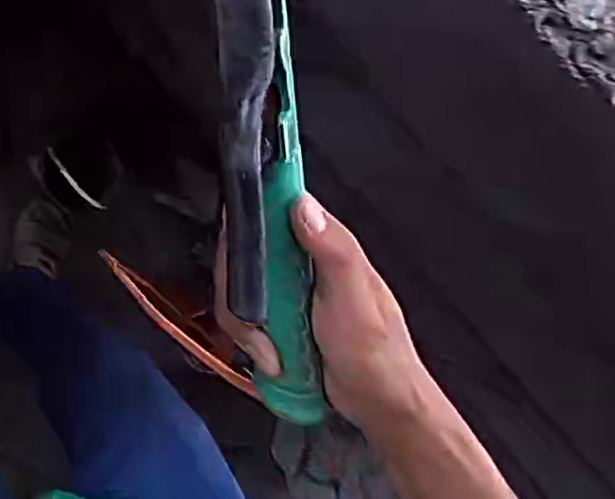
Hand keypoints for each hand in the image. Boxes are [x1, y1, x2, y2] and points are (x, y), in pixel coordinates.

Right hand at [217, 194, 437, 431]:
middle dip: (241, 289)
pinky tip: (270, 353)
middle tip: (262, 320)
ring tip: (273, 349)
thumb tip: (302, 204)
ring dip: (245, 320)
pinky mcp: (270, 307)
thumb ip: (333, 250)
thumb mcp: (358, 300)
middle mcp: (296, 253)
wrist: (379, 409)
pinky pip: (237, 307)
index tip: (246, 257)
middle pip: (240, 247)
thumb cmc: (379, 357)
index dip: (248, 221)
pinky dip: (246, 333)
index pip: (268, 205)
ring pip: (234, 280)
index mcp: (320, 238)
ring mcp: (280, 282)